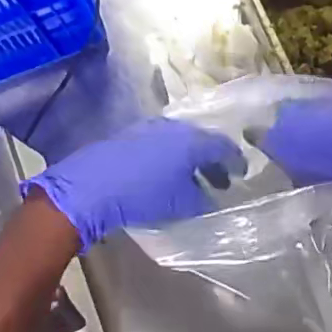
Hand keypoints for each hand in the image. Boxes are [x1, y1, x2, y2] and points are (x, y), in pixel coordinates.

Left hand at [24, 118, 242, 250]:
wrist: (90, 187)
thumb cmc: (144, 195)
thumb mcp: (181, 204)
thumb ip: (202, 200)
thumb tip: (209, 197)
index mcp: (192, 140)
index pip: (223, 147)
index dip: (235, 162)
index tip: (240, 174)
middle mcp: (173, 128)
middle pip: (200, 142)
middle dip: (211, 161)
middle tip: (218, 180)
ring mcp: (148, 129)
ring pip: (178, 142)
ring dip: (188, 160)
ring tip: (190, 181)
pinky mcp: (128, 136)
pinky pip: (159, 145)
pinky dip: (168, 159)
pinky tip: (163, 176)